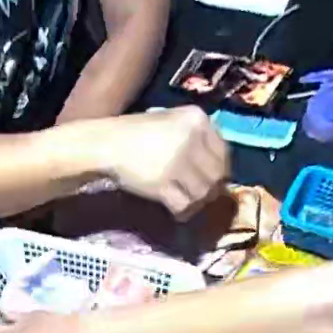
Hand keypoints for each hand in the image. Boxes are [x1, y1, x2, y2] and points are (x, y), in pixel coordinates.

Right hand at [104, 107, 229, 220]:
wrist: (109, 143)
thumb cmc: (138, 133)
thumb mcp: (172, 121)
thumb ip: (194, 135)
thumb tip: (213, 163)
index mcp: (197, 119)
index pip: (222, 152)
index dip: (220, 170)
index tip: (212, 180)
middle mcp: (191, 139)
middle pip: (215, 174)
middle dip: (211, 190)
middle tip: (202, 198)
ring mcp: (177, 163)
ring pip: (201, 192)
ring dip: (197, 203)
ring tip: (189, 205)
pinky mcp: (162, 184)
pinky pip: (182, 204)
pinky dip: (183, 212)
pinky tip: (178, 213)